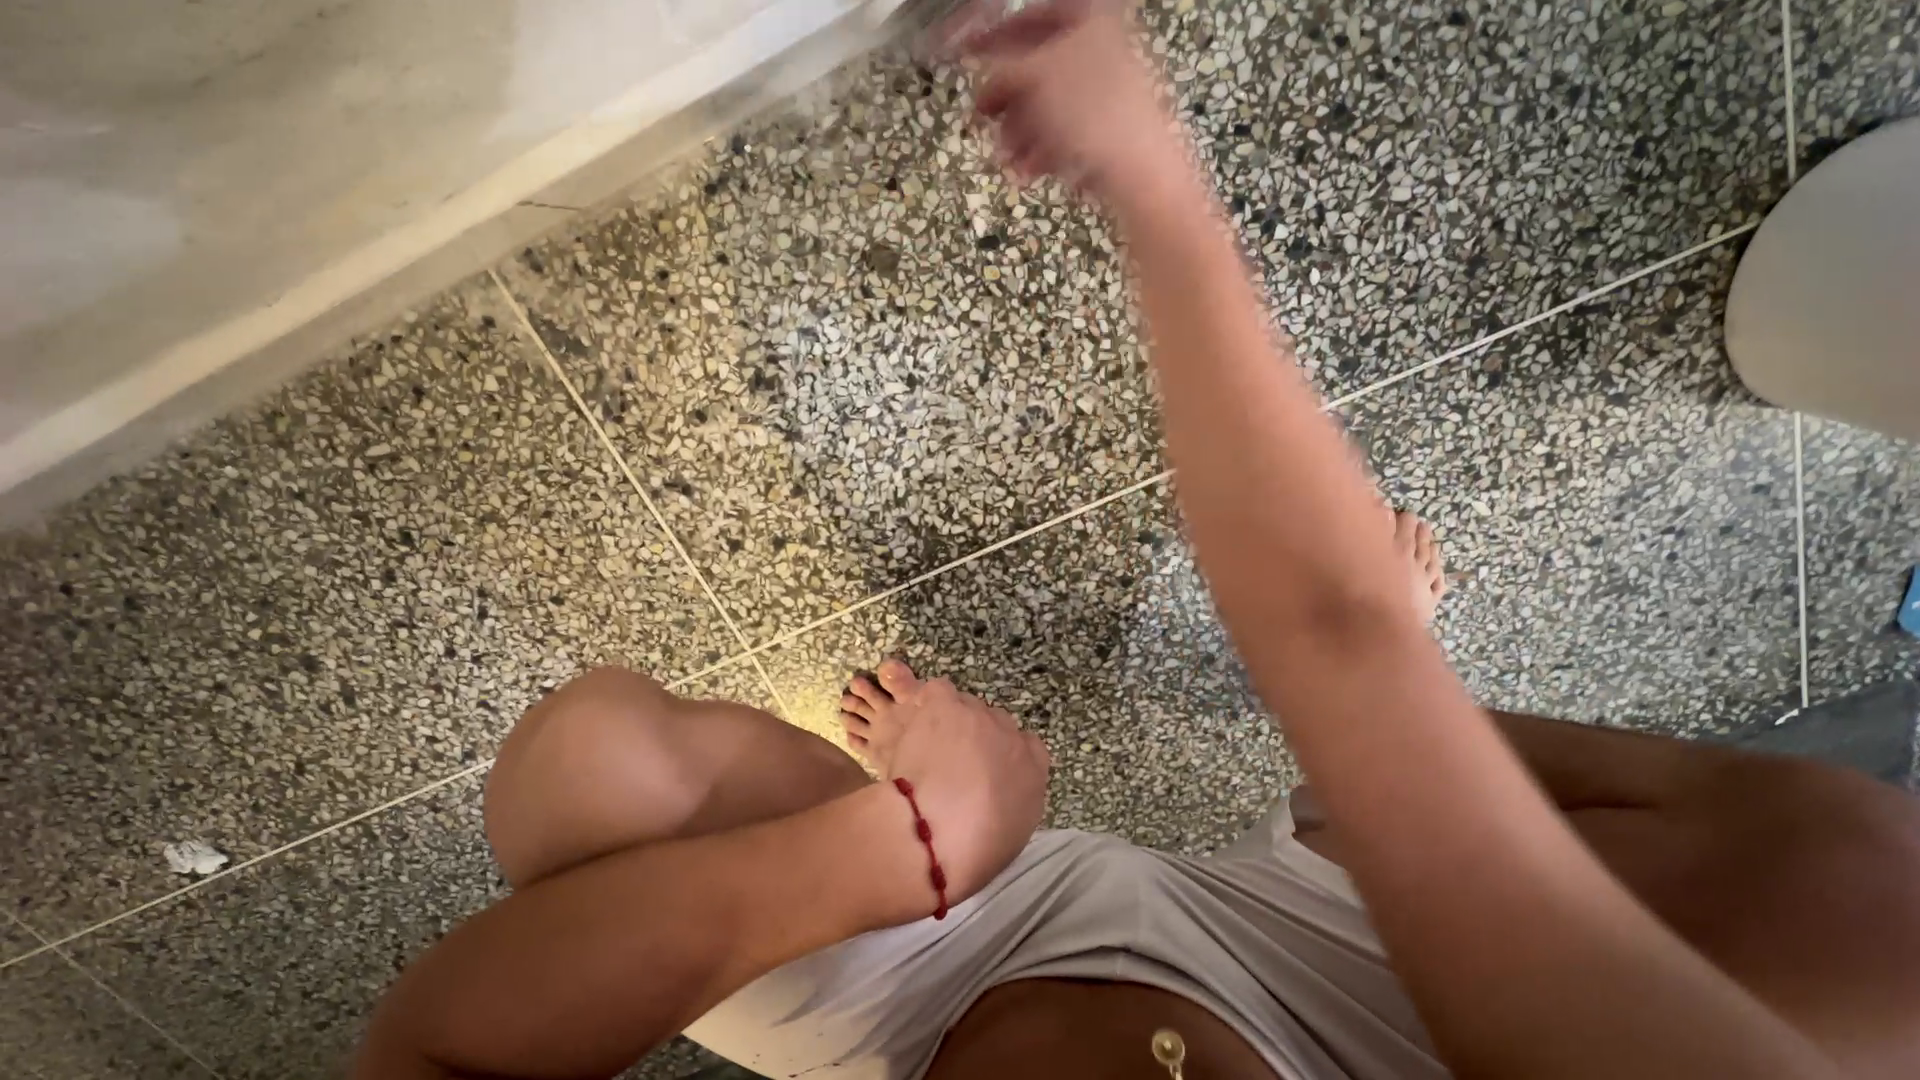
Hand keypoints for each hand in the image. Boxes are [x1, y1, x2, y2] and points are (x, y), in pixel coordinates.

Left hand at [860, 665, 1050, 906]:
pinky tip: (916, 726)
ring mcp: (978, 717)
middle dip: (976, 739)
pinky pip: (937, 692)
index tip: (984, 772)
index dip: (1002, 755)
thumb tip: (999, 796)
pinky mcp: (944, 706)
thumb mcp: (1010, 835)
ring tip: (925, 749)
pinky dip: (927, 704)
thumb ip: (1012, 804)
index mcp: (1034, 770)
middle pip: (995, 724)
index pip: (1027, 747)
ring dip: (949, 723)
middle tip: (950, 764)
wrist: (934, 834)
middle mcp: (1011, 736)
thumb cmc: (972, 850)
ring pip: (965, 707)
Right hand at [941, 0, 1188, 199]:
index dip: (993, 35)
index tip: (963, 54)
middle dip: (1007, 100)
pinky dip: (1043, 152)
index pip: (1029, 17)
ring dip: (1020, 135)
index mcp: (1088, 19)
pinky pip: (1066, 135)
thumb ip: (1002, 68)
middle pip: (1037, 68)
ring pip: (1048, 107)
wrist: (1141, 172)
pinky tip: (1030, 172)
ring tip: (1008, 161)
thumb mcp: (1035, 78)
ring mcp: (1107, 92)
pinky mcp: (1110, 132)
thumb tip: (985, 71)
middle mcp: (1100, 48)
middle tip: (981, 119)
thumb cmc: (1089, 112)